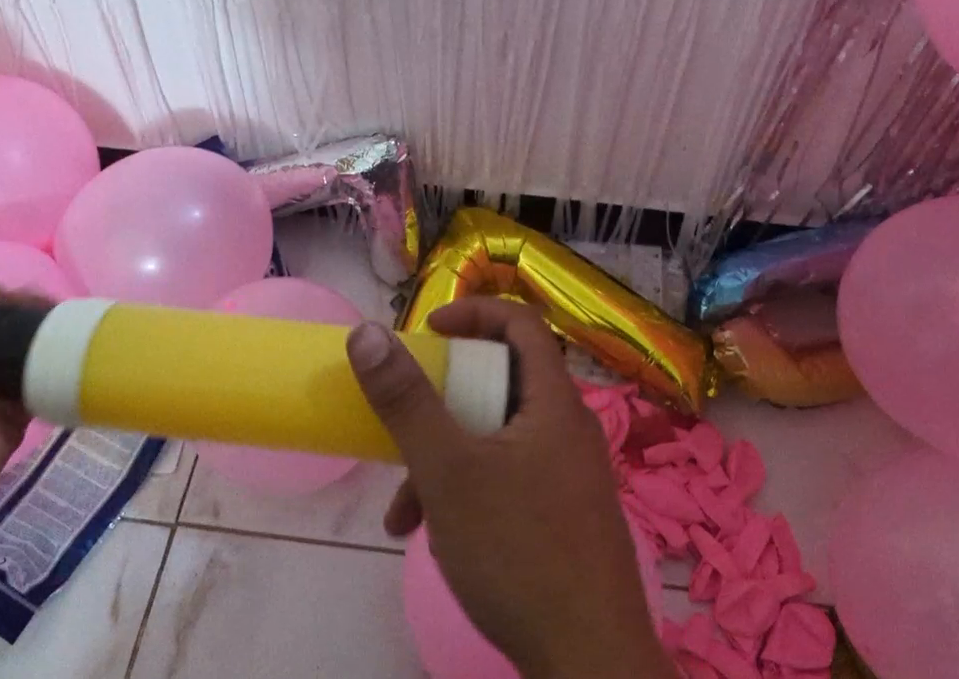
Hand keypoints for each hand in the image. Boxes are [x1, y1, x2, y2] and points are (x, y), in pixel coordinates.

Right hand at [346, 300, 675, 678]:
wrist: (589, 662)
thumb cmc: (518, 551)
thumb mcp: (448, 471)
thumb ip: (407, 401)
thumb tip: (369, 333)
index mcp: (553, 403)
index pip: (521, 324)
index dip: (473, 313)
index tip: (428, 333)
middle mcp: (568, 430)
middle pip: (501, 385)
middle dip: (442, 408)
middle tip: (405, 426)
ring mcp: (570, 477)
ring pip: (497, 441)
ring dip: (445, 463)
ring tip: (403, 515)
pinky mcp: (565, 518)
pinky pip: (510, 480)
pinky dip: (470, 494)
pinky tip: (436, 539)